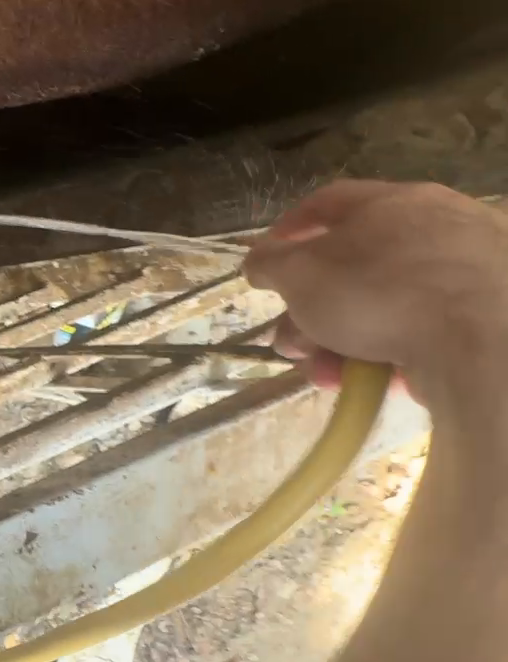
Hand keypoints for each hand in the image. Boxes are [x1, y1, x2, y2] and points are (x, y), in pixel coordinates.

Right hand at [245, 181, 507, 424]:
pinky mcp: (480, 304)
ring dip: (333, 342)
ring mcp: (462, 264)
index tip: (263, 258)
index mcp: (390, 204)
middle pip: (343, 268)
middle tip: (291, 342)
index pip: (326, 202)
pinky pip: (409, 324)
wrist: (484, 335)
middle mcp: (432, 224)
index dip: (286, 228)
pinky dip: (377, 350)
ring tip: (327, 371)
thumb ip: (269, 262)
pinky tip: (364, 373)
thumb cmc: (376, 292)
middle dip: (304, 313)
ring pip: (370, 303)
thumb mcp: (297, 274)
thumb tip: (263, 259)